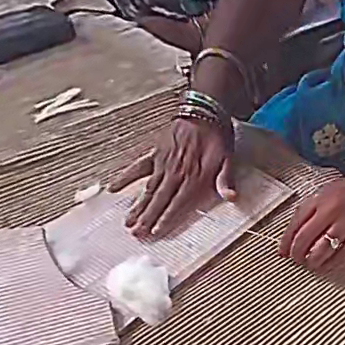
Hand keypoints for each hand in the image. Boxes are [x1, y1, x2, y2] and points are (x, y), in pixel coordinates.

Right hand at [121, 116, 236, 236]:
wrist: (203, 110)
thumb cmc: (218, 137)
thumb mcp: (228, 158)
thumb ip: (226, 179)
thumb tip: (231, 197)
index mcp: (194, 176)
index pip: (177, 203)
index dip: (166, 218)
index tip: (155, 232)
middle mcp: (175, 172)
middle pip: (159, 199)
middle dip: (147, 218)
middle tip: (136, 234)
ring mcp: (162, 162)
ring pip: (147, 188)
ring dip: (137, 206)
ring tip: (127, 222)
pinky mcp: (154, 152)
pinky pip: (137, 166)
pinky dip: (125, 176)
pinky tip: (113, 188)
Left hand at [281, 177, 344, 271]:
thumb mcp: (325, 193)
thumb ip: (309, 211)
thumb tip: (292, 235)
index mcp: (319, 200)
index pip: (296, 223)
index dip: (286, 241)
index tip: (283, 252)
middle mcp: (331, 212)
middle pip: (306, 238)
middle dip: (297, 253)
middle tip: (297, 260)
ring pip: (322, 249)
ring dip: (312, 261)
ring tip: (310, 264)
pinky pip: (343, 255)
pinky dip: (332, 263)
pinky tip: (327, 265)